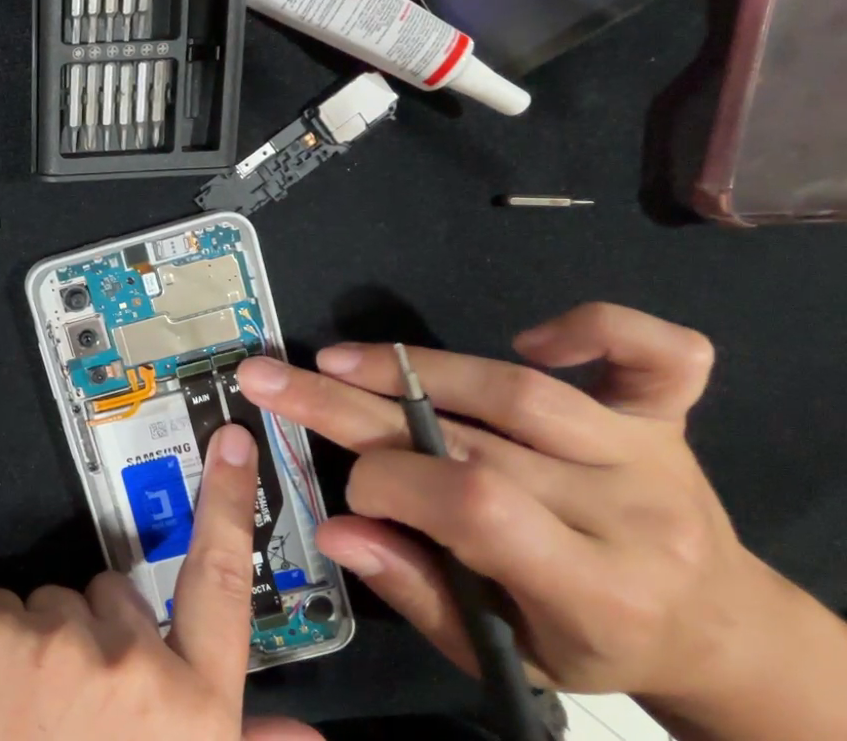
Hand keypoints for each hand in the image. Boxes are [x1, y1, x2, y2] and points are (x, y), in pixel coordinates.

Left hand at [0, 425, 319, 740]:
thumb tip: (312, 736)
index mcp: (191, 707)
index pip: (222, 590)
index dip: (229, 508)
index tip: (235, 441)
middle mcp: (132, 662)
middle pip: (113, 592)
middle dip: (99, 627)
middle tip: (76, 696)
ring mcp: (55, 637)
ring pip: (52, 599)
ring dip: (44, 637)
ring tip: (30, 706)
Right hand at [236, 303, 846, 739]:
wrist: (712, 628)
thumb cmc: (589, 645)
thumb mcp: (498, 652)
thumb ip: (415, 590)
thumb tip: (334, 530)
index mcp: (593, 589)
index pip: (472, 506)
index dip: (388, 483)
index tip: (352, 495)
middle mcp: (628, 514)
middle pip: (471, 440)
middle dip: (349, 405)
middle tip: (267, 376)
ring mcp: (650, 457)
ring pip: (518, 391)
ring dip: (413, 366)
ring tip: (336, 358)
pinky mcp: (667, 419)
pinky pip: (659, 354)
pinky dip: (598, 327)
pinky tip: (531, 338)